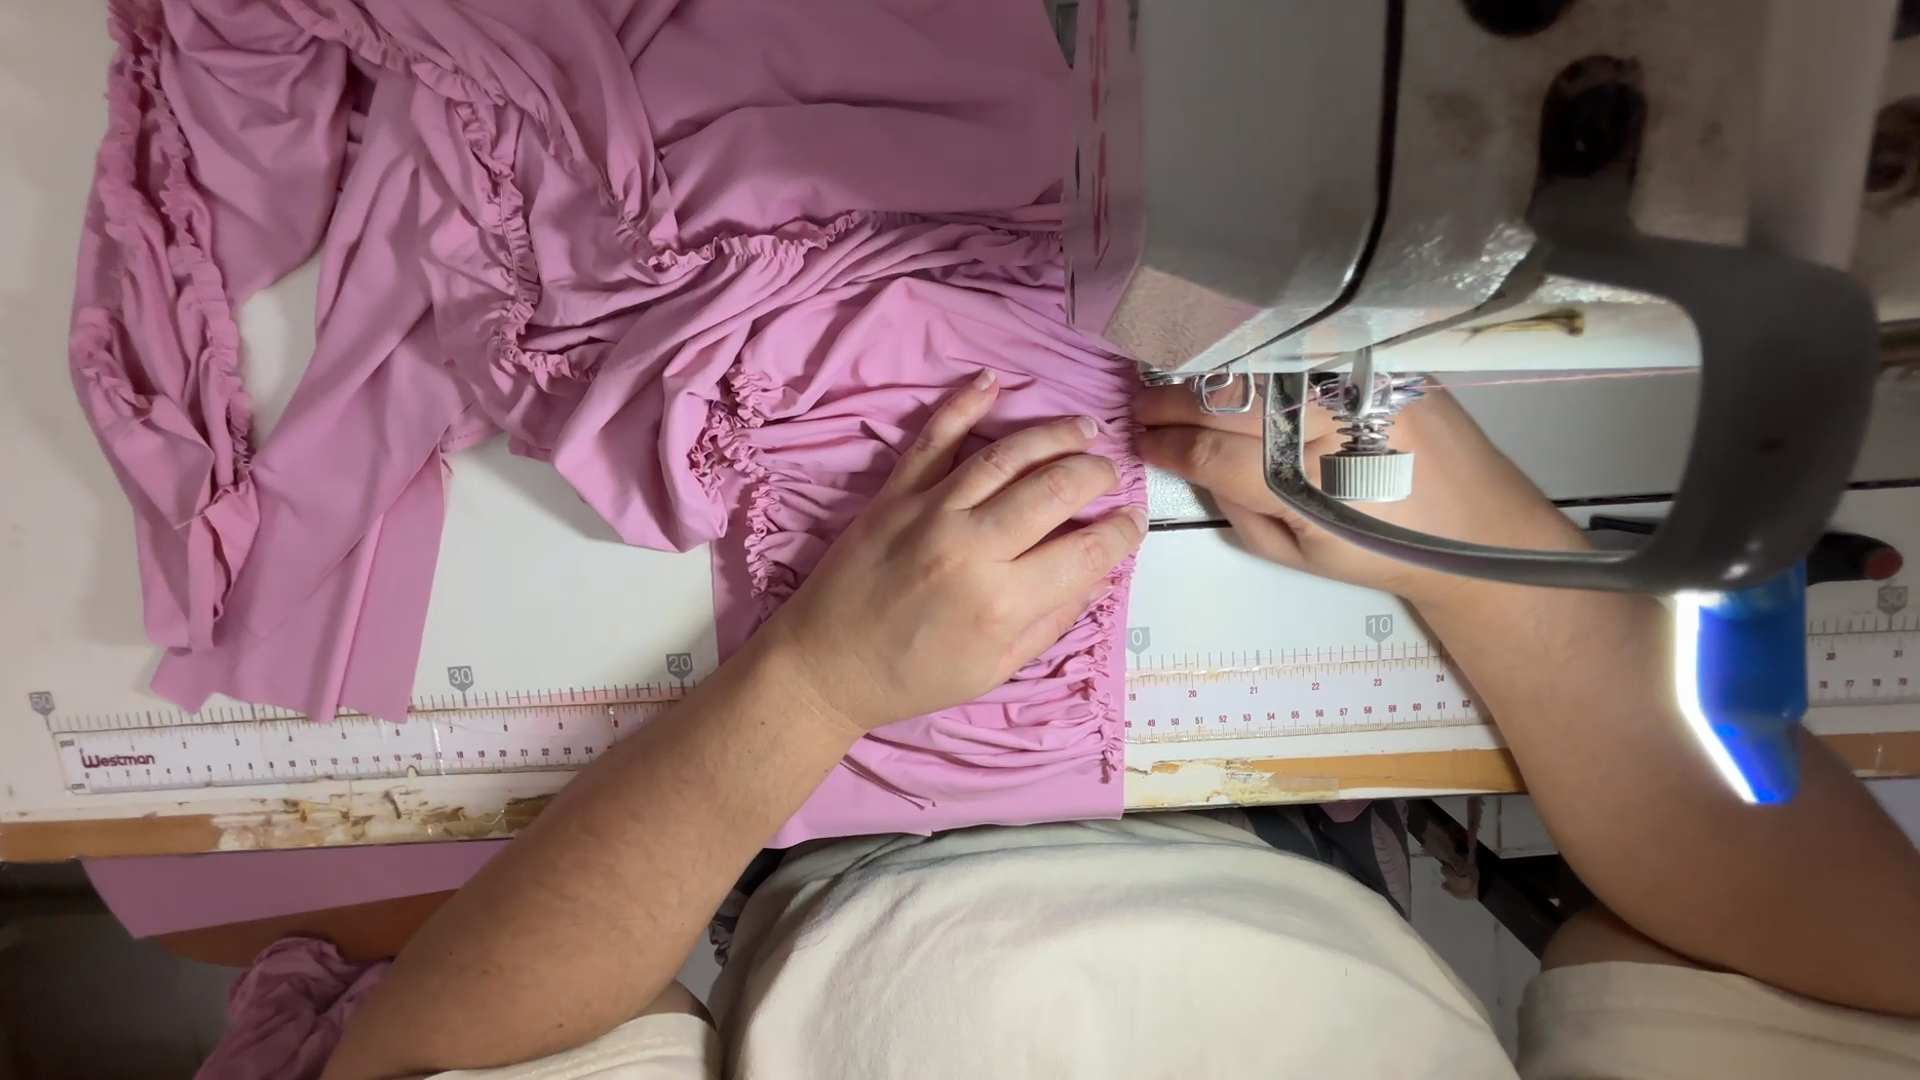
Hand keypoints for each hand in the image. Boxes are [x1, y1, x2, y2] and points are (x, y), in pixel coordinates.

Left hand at [759, 371, 1146, 734]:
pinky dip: (963, 405)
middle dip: (1096, 475)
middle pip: (1054, 490)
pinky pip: (934, 439)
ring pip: (1006, 456)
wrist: (826, 665)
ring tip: (1084, 429)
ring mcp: (930, 512)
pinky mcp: (895, 494)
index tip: (1134, 521)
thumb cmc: (914, 676)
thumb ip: (1052, 621)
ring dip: (1053, 435)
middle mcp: (972, 547)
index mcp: (1002, 602)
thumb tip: (1100, 577)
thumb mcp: (995, 669)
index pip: (1085, 552)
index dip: (1121, 533)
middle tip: (1111, 474)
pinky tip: (992, 381)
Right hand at [1134, 381, 1583, 609]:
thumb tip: (1191, 461)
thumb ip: (1235, 507)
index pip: (1212, 454)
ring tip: (1172, 380)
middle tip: (1138, 404)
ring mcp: (1363, 386)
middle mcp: (1335, 426)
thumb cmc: (1379, 552)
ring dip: (1205, 374)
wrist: (1480, 529)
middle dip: (1173, 403)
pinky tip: (1224, 361)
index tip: (1139, 441)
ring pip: (1261, 369)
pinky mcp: (1384, 364)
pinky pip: (1304, 352)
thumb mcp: (1295, 554)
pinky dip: (1254, 356)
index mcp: (1310, 487)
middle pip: (1230, 404)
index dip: (1167, 445)